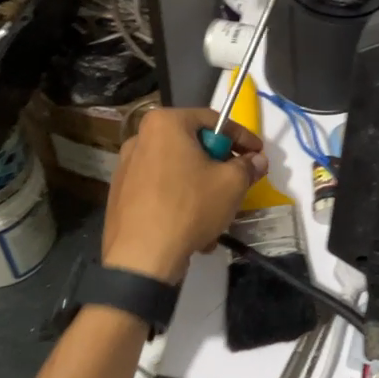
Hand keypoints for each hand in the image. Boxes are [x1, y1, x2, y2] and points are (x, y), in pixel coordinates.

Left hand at [101, 107, 267, 282]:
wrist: (141, 257)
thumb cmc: (190, 207)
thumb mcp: (232, 184)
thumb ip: (248, 166)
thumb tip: (258, 160)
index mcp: (164, 124)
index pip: (213, 120)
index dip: (242, 137)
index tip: (258, 153)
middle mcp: (140, 138)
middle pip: (192, 144)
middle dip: (219, 163)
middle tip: (238, 180)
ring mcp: (125, 168)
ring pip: (177, 169)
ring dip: (201, 184)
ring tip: (217, 210)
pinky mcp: (120, 195)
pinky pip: (160, 188)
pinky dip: (180, 199)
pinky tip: (193, 225)